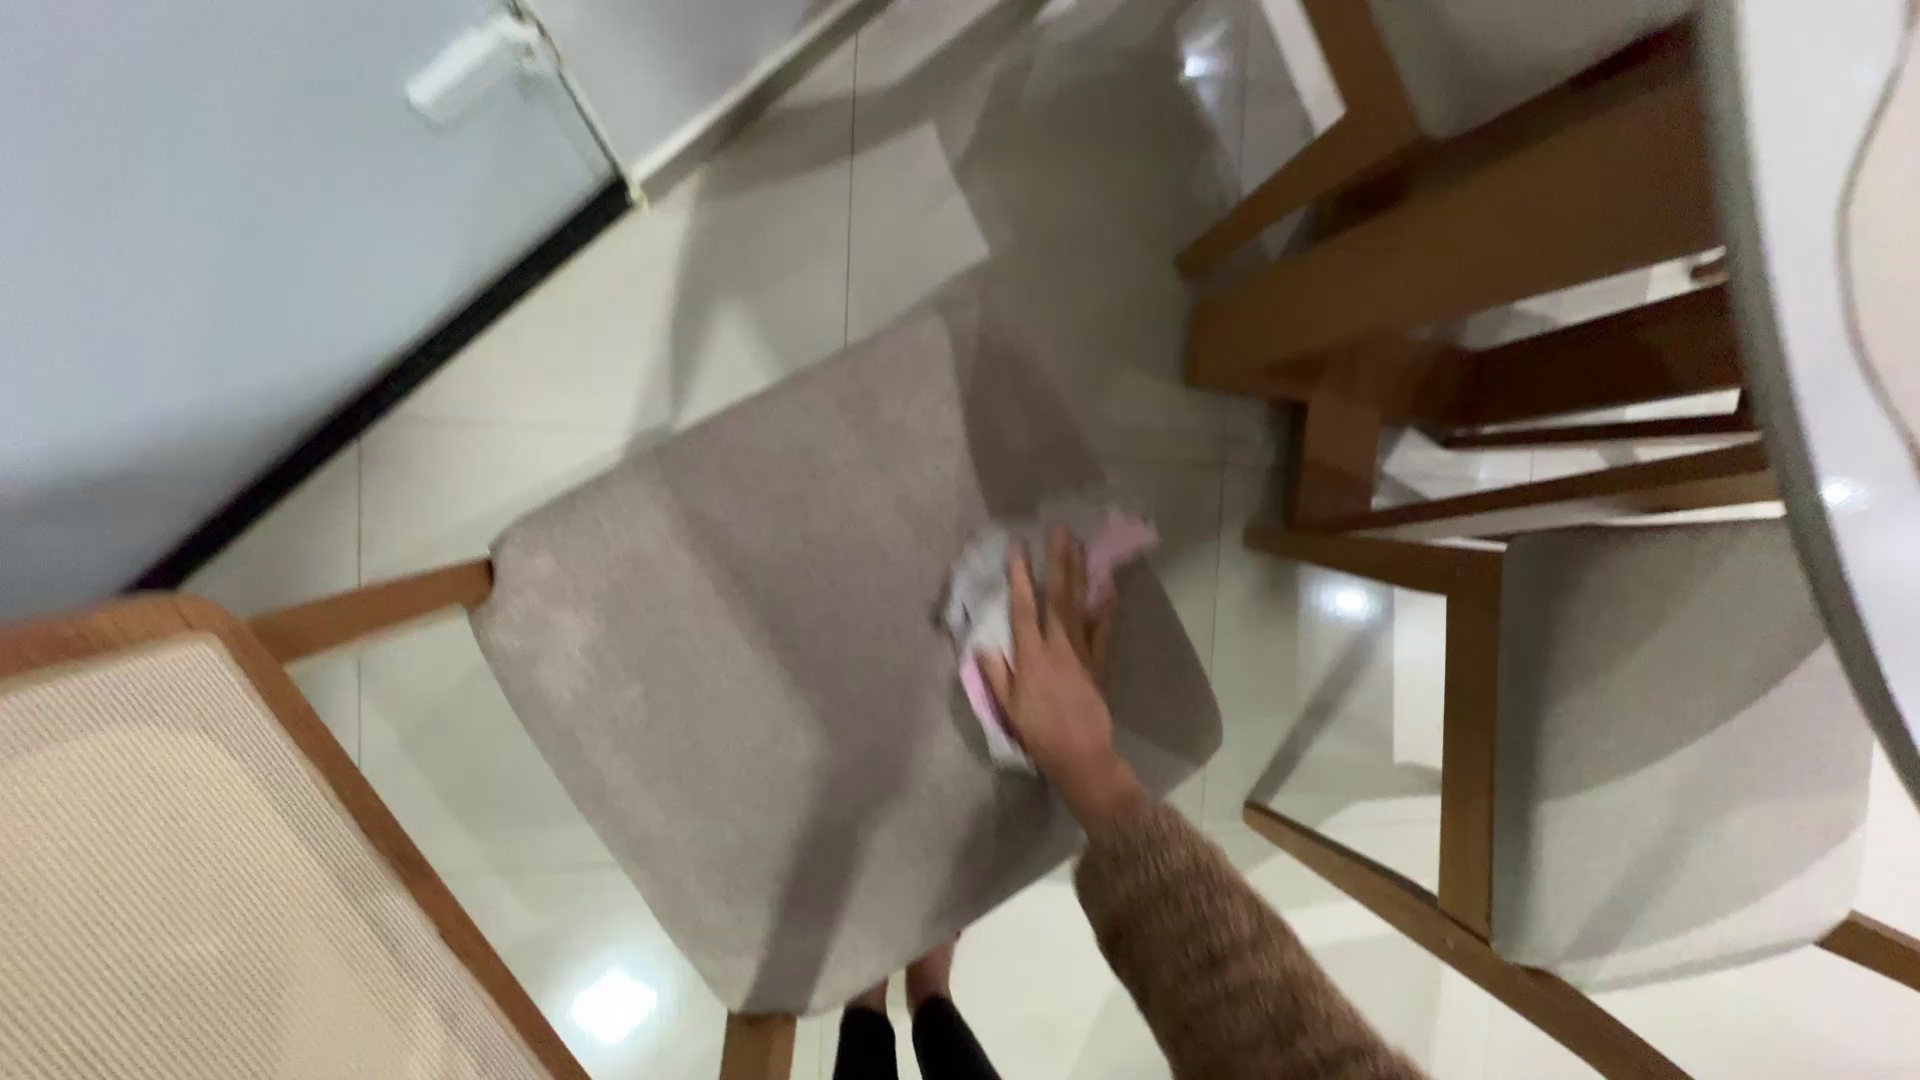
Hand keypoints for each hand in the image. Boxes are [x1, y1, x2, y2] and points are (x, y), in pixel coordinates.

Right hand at [979, 528, 1145, 827]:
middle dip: (1057, 563)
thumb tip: (981, 644)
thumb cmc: (1038, 732)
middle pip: (1057, 597)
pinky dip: (1107, 609)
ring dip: (1080, 574)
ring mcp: (1082, 653)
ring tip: (1080, 546)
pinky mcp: (1099, 663)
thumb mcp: (1008, 706)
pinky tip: (1110, 588)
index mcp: (1031, 656)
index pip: (1023, 608)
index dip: (1019, 578)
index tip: (1018, 549)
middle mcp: (1058, 646)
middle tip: (1060, 532)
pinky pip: (1103, 631)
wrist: (1080, 755)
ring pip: (1080, 606)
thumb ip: (996, 673)